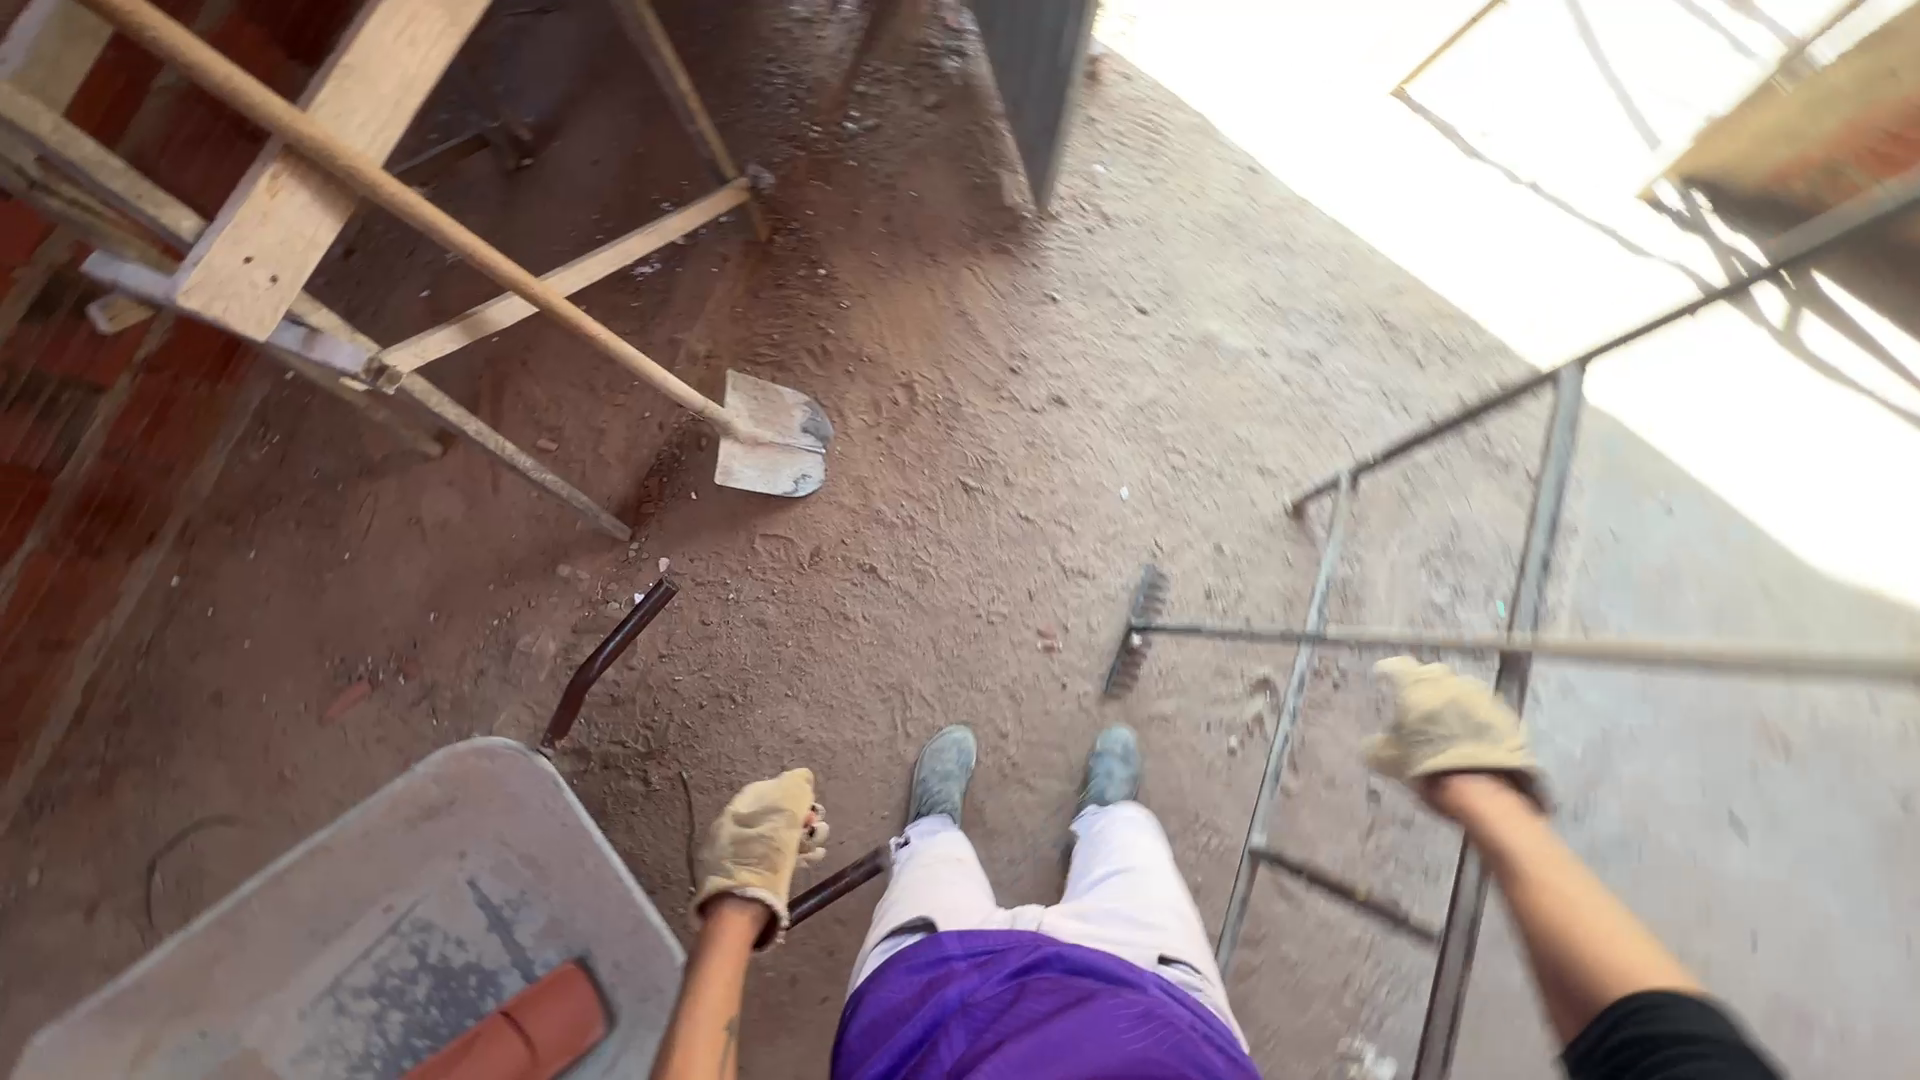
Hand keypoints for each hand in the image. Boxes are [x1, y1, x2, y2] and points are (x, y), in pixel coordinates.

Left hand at [692, 768, 829, 947]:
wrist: (740, 912)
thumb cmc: (760, 861)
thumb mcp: (782, 821)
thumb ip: (793, 792)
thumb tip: (803, 775)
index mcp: (734, 814)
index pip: (765, 792)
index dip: (791, 793)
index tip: (809, 804)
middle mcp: (732, 832)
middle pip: (773, 815)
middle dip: (799, 817)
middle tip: (814, 825)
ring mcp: (739, 858)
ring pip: (777, 838)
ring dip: (801, 837)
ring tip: (817, 845)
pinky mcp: (749, 879)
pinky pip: (775, 858)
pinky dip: (794, 855)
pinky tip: (812, 858)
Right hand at [1366, 656, 1547, 813]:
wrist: (1484, 792)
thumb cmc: (1427, 768)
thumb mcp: (1389, 760)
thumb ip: (1377, 744)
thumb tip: (1370, 743)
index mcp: (1415, 686)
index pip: (1397, 666)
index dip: (1388, 672)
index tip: (1382, 679)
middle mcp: (1448, 683)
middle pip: (1431, 673)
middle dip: (1422, 683)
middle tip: (1415, 700)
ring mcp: (1481, 697)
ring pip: (1460, 688)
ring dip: (1450, 697)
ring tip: (1444, 716)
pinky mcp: (1506, 716)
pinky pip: (1483, 707)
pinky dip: (1473, 714)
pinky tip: (1469, 731)